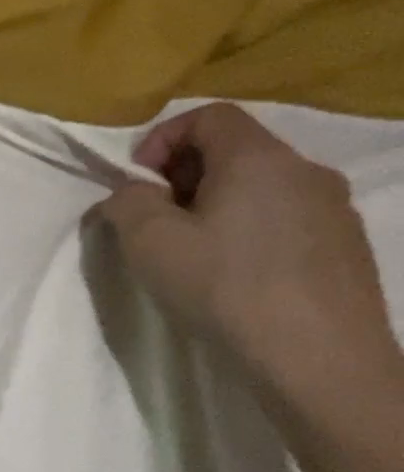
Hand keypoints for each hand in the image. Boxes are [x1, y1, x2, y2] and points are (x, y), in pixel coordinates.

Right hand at [97, 102, 401, 390]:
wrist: (318, 356)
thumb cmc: (223, 286)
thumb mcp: (147, 240)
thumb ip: (127, 201)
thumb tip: (133, 192)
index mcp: (259, 160)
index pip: (210, 115)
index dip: (162, 138)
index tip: (136, 182)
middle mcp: (306, 172)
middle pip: (235, 150)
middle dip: (183, 176)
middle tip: (153, 220)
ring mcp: (334, 209)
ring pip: (259, 187)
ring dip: (214, 205)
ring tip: (188, 252)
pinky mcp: (343, 246)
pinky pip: (283, 218)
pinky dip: (246, 231)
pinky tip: (229, 274)